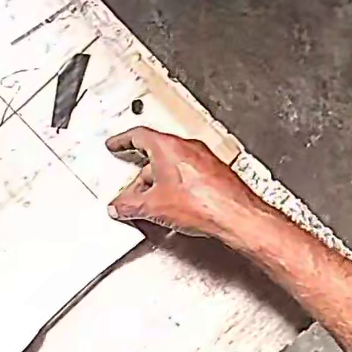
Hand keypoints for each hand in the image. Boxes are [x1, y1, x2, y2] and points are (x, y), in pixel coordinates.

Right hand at [105, 127, 271, 241]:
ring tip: (152, 203)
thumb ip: (131, 205)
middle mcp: (187, 147)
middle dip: (141, 174)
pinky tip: (175, 205)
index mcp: (168, 147)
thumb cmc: (203, 203)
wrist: (236, 215)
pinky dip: (176, 185)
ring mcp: (203, 159)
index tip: (115, 143)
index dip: (123, 141)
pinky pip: (188, 174)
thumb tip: (120, 207)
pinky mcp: (214, 173)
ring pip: (172, 165)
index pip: (138, 136)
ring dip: (159, 182)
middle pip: (155, 155)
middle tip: (131, 191)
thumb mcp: (154, 207)